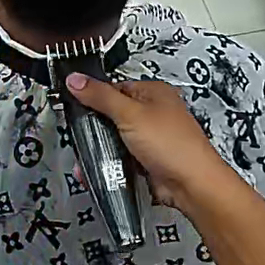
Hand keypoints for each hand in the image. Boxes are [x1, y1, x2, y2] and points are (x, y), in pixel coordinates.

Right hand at [64, 75, 236, 209]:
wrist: (191, 184)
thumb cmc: (174, 145)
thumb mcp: (130, 114)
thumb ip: (100, 96)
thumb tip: (76, 80)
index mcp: (153, 92)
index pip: (114, 87)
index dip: (93, 97)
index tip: (73, 106)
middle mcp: (153, 113)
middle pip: (112, 115)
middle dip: (95, 129)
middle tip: (82, 136)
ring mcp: (150, 139)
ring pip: (115, 140)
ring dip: (100, 150)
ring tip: (88, 158)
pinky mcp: (147, 160)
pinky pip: (121, 159)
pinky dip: (109, 165)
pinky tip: (99, 171)